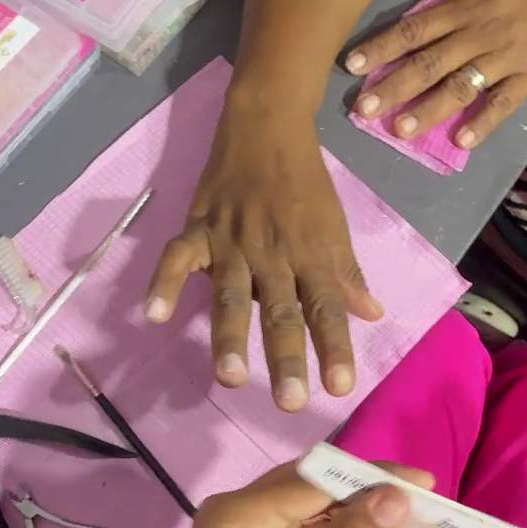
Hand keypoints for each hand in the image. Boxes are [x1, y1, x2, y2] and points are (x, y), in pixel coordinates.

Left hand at [39, 466, 416, 527]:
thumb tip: (396, 495)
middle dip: (365, 497)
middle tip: (417, 506)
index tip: (423, 483)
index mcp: (236, 514)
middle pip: (312, 488)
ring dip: (354, 523)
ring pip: (310, 511)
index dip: (372, 478)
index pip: (315, 479)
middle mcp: (235, 512)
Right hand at [146, 102, 383, 411]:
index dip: (334, 347)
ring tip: (231, 377)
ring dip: (229, 336)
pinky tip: (155, 315)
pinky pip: (178, 257)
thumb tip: (371, 315)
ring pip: (231, 294)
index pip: (326, 308)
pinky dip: (165, 283)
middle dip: (286, 357)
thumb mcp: (334, 226)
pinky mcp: (199, 227)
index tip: (340, 388)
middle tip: (290, 402)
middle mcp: (274, 254)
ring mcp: (232, 241)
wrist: (268, 125)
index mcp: (311, 255)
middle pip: (280, 310)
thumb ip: (347, 273)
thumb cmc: (305, 183)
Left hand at [345, 0, 526, 149]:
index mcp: (462, 7)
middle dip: (393, 87)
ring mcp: (503, 57)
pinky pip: (503, 102)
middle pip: (428, 63)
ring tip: (401, 131)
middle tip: (362, 111)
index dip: (380, 47)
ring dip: (429, 109)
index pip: (413, 29)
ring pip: (459, 86)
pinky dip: (484, 121)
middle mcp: (476, 34)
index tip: (350, 65)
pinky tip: (463, 142)